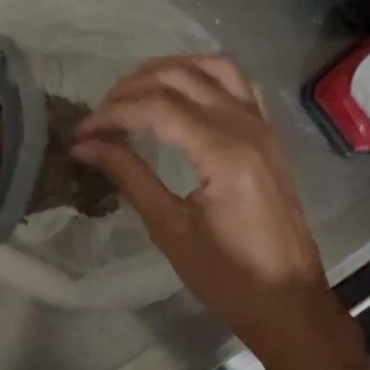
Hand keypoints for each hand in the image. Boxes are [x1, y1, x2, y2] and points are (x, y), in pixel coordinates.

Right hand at [74, 55, 327, 335]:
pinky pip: (239, 84)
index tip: (80, 132)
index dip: (112, 113)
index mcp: (224, 153)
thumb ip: (129, 176)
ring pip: (213, 68)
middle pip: (181, 78)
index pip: (157, 108)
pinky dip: (204, 77)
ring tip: (133, 94)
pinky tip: (180, 95)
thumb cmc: (226, 277)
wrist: (288, 301)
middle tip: (99, 116)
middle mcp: (248, 127)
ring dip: (168, 70)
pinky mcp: (270, 136)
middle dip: (131, 88)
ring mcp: (264, 127)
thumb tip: (85, 145)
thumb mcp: (170, 229)